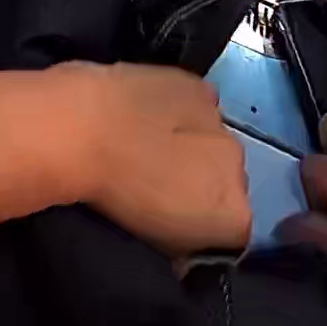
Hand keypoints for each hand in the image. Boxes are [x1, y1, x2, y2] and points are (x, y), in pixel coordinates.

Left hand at [49, 62, 250, 254]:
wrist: (89, 126)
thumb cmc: (117, 195)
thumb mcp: (155, 240)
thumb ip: (185, 241)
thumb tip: (181, 235)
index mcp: (235, 213)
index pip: (232, 228)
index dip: (202, 226)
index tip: (173, 221)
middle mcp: (238, 164)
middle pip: (228, 179)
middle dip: (202, 181)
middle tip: (161, 183)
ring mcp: (220, 119)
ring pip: (214, 140)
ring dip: (195, 143)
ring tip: (153, 144)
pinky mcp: (198, 84)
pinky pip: (202, 104)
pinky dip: (187, 110)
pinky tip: (155, 113)